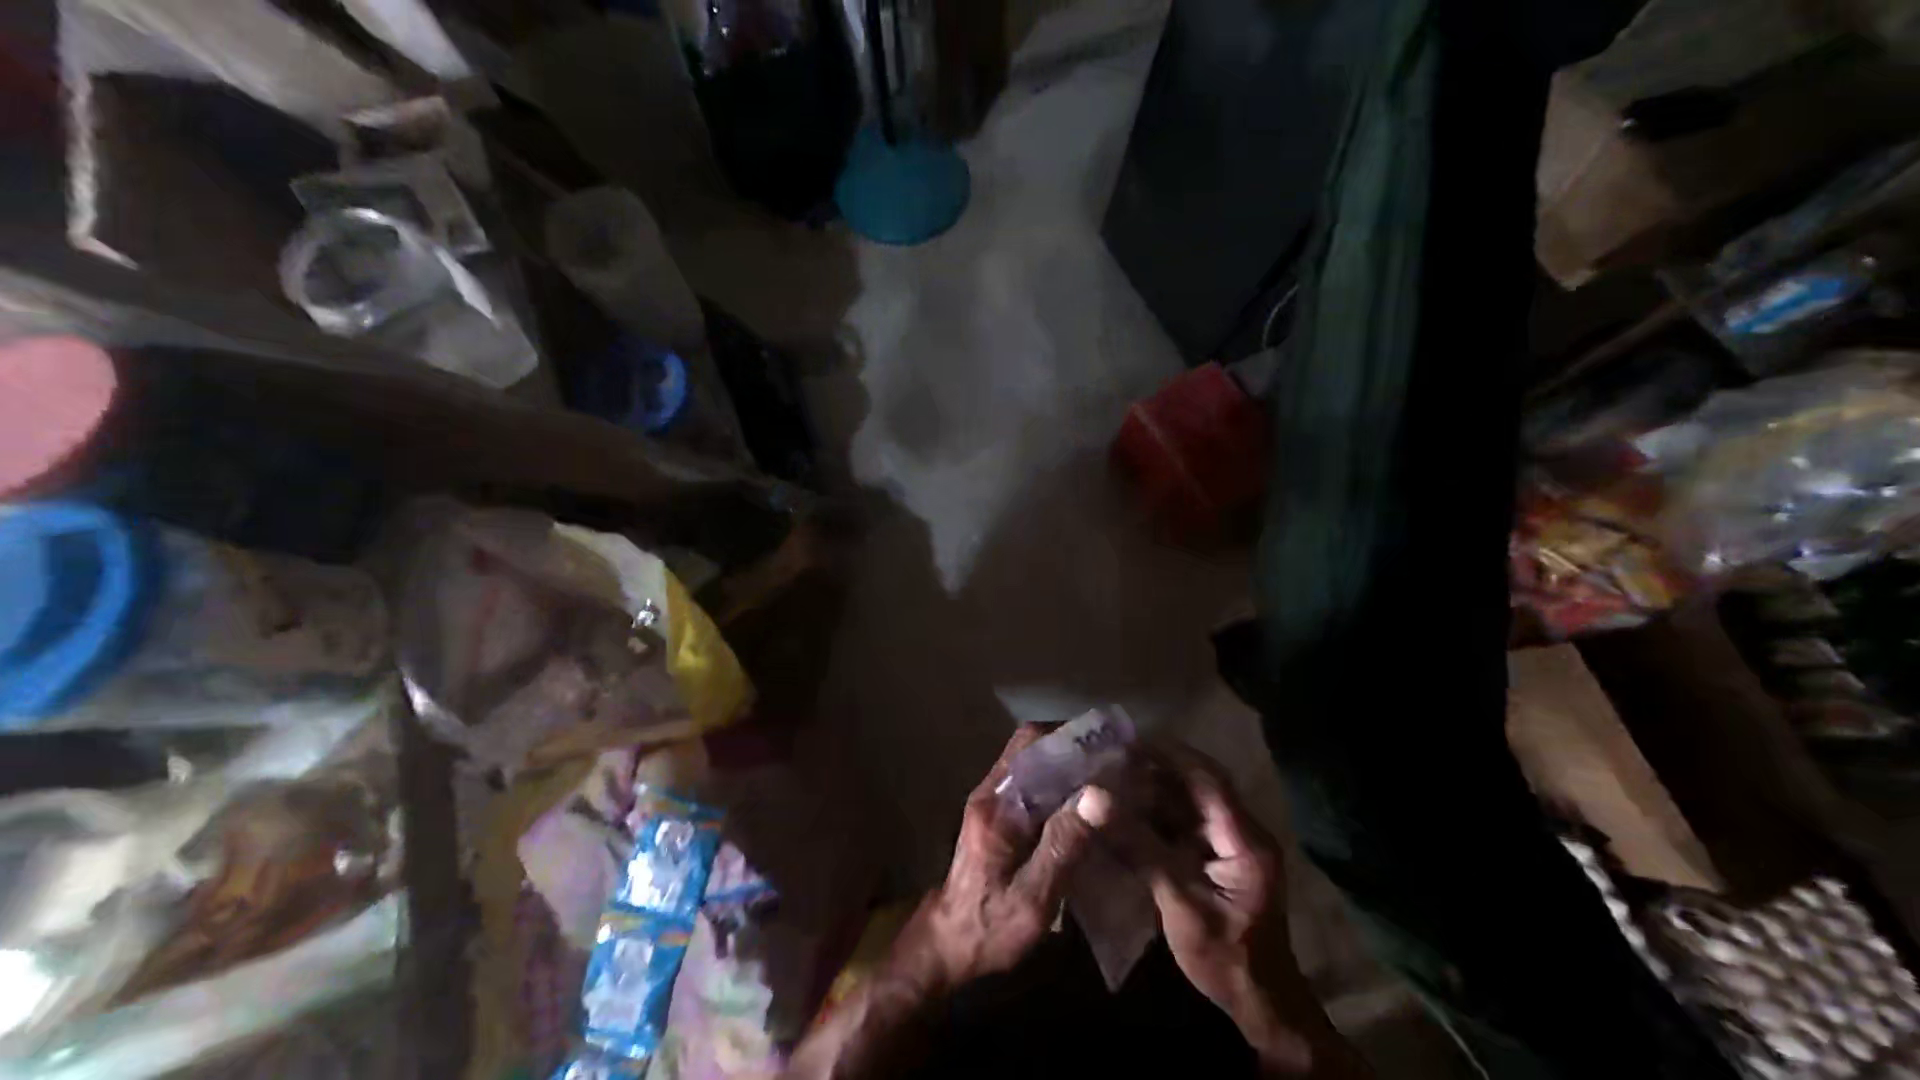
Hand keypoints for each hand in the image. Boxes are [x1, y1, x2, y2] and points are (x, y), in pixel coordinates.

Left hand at [885, 724, 1109, 997]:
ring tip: (1112, 779)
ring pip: (1035, 764)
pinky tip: (1090, 805)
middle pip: (1034, 747)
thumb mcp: (1033, 897)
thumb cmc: (989, 927)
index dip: (1072, 738)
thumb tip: (1099, 795)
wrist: (947, 946)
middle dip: (1075, 748)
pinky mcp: (1000, 816)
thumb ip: (1063, 846)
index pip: (1032, 745)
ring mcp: (994, 802)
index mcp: (997, 804)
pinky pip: (1034, 785)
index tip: (1111, 747)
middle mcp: (992, 792)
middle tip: (1118, 763)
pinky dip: (1062, 786)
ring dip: (1070, 765)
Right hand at [1139, 746, 1367, 1077]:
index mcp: (1244, 838)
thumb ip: (1139, 847)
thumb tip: (1093, 799)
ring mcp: (1227, 845)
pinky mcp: (1214, 858)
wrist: (1258, 1004)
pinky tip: (1121, 812)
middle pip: (1197, 784)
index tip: (1126, 740)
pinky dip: (1152, 815)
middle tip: (1109, 756)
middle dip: (1154, 767)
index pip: (1208, 778)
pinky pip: (1181, 824)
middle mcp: (1240, 832)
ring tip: (1108, 777)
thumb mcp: (1178, 902)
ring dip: (1150, 789)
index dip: (1168, 754)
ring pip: (1186, 802)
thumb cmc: (1223, 955)